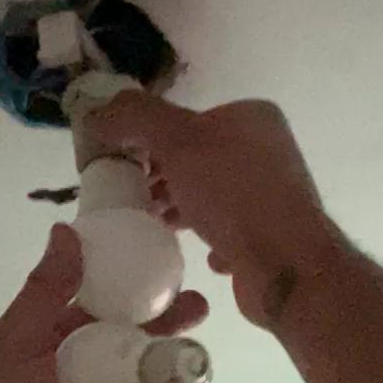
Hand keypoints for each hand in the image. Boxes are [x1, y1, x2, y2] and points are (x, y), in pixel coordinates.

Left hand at [0, 224, 207, 382]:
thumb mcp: (16, 350)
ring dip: (175, 362)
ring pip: (150, 377)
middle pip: (130, 338)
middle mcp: (81, 374)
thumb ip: (45, 294)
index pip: (93, 304)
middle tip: (197, 305)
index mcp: (49, 345)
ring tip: (197, 353)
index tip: (157, 262)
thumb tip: (64, 231)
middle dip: (163, 321)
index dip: (124, 282)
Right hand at [89, 93, 347, 327]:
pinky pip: (231, 237)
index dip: (152, 139)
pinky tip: (200, 256)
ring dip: (183, 212)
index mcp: (254, 119)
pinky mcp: (272, 243)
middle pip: (200, 162)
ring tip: (154, 226)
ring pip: (214, 201)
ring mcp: (274, 202)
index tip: (124, 164)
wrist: (286, 268)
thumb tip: (96, 114)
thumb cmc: (234, 195)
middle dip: (164, 179)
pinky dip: (212, 244)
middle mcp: (270, 156)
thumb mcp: (177, 139)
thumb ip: (134, 117)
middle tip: (134, 198)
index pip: (191, 119)